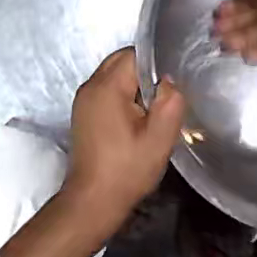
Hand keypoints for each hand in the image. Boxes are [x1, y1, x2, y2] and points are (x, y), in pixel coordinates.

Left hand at [60, 47, 185, 231]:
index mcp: (106, 87)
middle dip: (145, 74)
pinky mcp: (83, 113)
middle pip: (121, 62)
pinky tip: (137, 122)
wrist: (92, 201)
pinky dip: (123, 97)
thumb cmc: (126, 170)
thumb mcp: (159, 139)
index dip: (156, 65)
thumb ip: (170, 103)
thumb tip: (170, 81)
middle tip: (164, 99)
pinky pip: (106, 91)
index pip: (134, 55)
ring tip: (152, 112)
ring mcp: (83, 100)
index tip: (172, 85)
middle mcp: (90, 86)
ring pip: (114, 76)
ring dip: (134, 86)